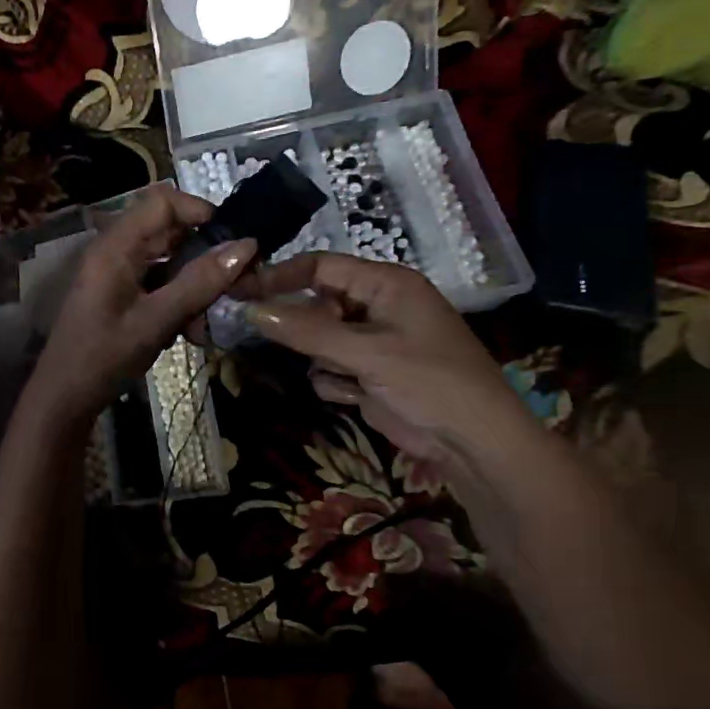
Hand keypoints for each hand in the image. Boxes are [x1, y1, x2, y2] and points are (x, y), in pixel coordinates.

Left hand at [22, 186, 256, 427]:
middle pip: (168, 234)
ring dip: (193, 290)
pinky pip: (156, 288)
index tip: (232, 238)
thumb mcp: (155, 321)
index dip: (199, 211)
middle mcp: (113, 254)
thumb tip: (247, 246)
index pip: (161, 202)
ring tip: (205, 327)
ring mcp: (115, 277)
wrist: (63, 398)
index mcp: (114, 248)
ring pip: (167, 266)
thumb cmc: (103, 357)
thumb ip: (199, 283)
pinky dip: (176, 306)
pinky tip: (189, 336)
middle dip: (203, 259)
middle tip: (234, 287)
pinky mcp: (118, 299)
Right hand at [232, 252, 531, 463]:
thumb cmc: (429, 382)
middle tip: (276, 340)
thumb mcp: (366, 353)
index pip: (320, 267)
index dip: (279, 277)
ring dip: (321, 360)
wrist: (471, 442)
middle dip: (301, 327)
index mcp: (387, 285)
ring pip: (317, 340)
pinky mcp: (368, 374)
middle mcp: (377, 307)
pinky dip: (333, 382)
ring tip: (346, 377)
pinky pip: (328, 369)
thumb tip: (250, 310)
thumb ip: (306, 331)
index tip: (239, 292)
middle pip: (315, 304)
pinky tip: (355, 395)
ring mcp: (372, 342)